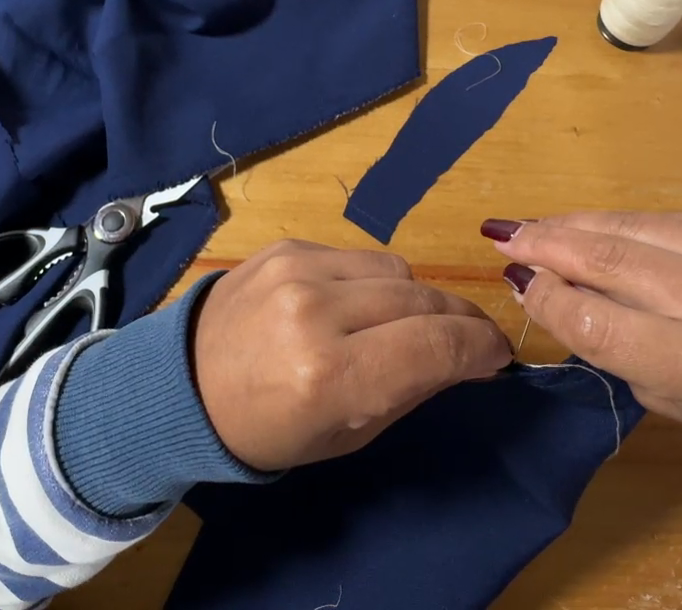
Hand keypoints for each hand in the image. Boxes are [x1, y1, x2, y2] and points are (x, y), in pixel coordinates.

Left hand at [193, 240, 512, 470]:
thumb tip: (466, 353)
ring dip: (414, 298)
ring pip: (397, 269)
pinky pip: (358, 256)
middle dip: (458, 320)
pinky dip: (373, 281)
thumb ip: (411, 388)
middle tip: (470, 339)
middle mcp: (315, 311)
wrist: (183, 385)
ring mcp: (297, 269)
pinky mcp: (286, 246)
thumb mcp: (346, 436)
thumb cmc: (267, 430)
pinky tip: (356, 304)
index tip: (498, 355)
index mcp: (329, 376)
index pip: (436, 346)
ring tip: (403, 324)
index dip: (481, 348)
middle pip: (423, 299)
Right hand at [487, 212, 681, 449]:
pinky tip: (584, 229)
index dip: (549, 297)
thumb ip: (610, 341)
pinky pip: (656, 218)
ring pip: (628, 226)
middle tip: (500, 236)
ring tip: (528, 227)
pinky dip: (611, 223)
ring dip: (569, 225)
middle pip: (610, 259)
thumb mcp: (677, 400)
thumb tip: (541, 282)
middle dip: (546, 243)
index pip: (604, 321)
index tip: (516, 280)